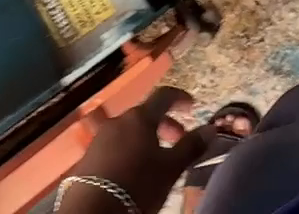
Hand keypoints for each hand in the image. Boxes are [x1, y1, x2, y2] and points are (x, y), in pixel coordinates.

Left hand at [60, 87, 215, 213]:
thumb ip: (191, 146)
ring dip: (145, 138)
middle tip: (177, 139)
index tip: (192, 106)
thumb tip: (212, 128)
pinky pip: (114, 145)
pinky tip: (132, 170)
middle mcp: (118, 121)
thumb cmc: (136, 185)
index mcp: (140, 117)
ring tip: (155, 159)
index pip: (164, 95)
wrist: (91, 213)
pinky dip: (128, 150)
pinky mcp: (87, 158)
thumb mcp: (170, 169)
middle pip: (145, 114)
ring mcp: (99, 139)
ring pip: (128, 130)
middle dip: (164, 124)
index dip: (180, 97)